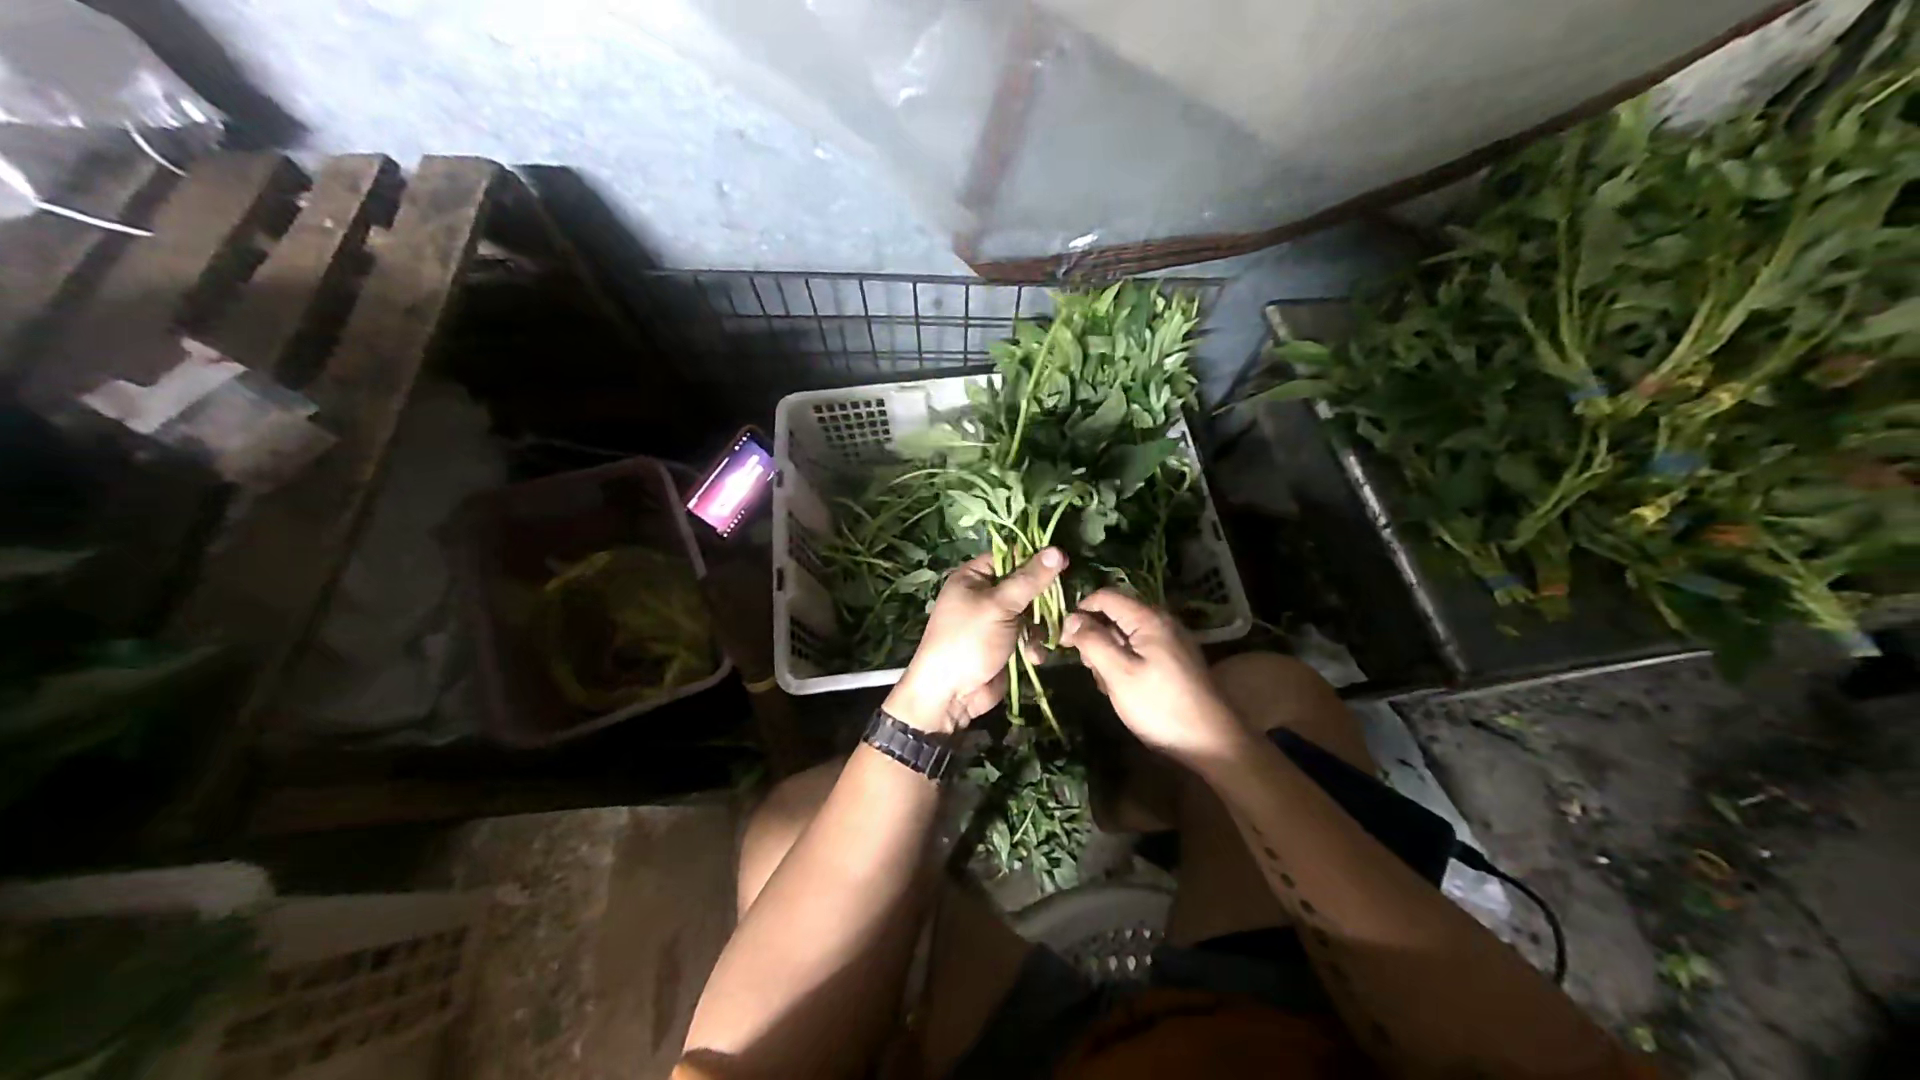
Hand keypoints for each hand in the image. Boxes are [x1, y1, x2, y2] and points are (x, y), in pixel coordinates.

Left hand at [884, 548, 1066, 733]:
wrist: (950, 694)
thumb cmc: (968, 640)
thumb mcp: (999, 606)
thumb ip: (1030, 579)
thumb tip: (1057, 550)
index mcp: (973, 577)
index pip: (1009, 556)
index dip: (1035, 559)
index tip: (1064, 563)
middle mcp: (983, 594)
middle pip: (1024, 585)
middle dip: (1042, 599)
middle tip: (1059, 606)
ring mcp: (994, 620)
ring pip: (1030, 612)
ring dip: (1039, 626)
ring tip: (1041, 639)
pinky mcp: (1004, 644)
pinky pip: (1027, 635)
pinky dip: (1033, 645)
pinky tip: (1034, 657)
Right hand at [1061, 589, 1250, 764]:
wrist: (1211, 742)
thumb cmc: (1160, 706)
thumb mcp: (1118, 673)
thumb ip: (1092, 641)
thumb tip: (1071, 619)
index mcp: (1148, 618)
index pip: (1104, 596)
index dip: (1080, 612)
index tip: (1064, 641)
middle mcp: (1161, 622)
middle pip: (1114, 615)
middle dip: (1095, 638)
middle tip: (1091, 669)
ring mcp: (1170, 641)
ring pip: (1125, 635)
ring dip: (1109, 655)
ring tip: (1109, 685)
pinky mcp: (1174, 659)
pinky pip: (1139, 650)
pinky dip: (1125, 664)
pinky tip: (1124, 689)